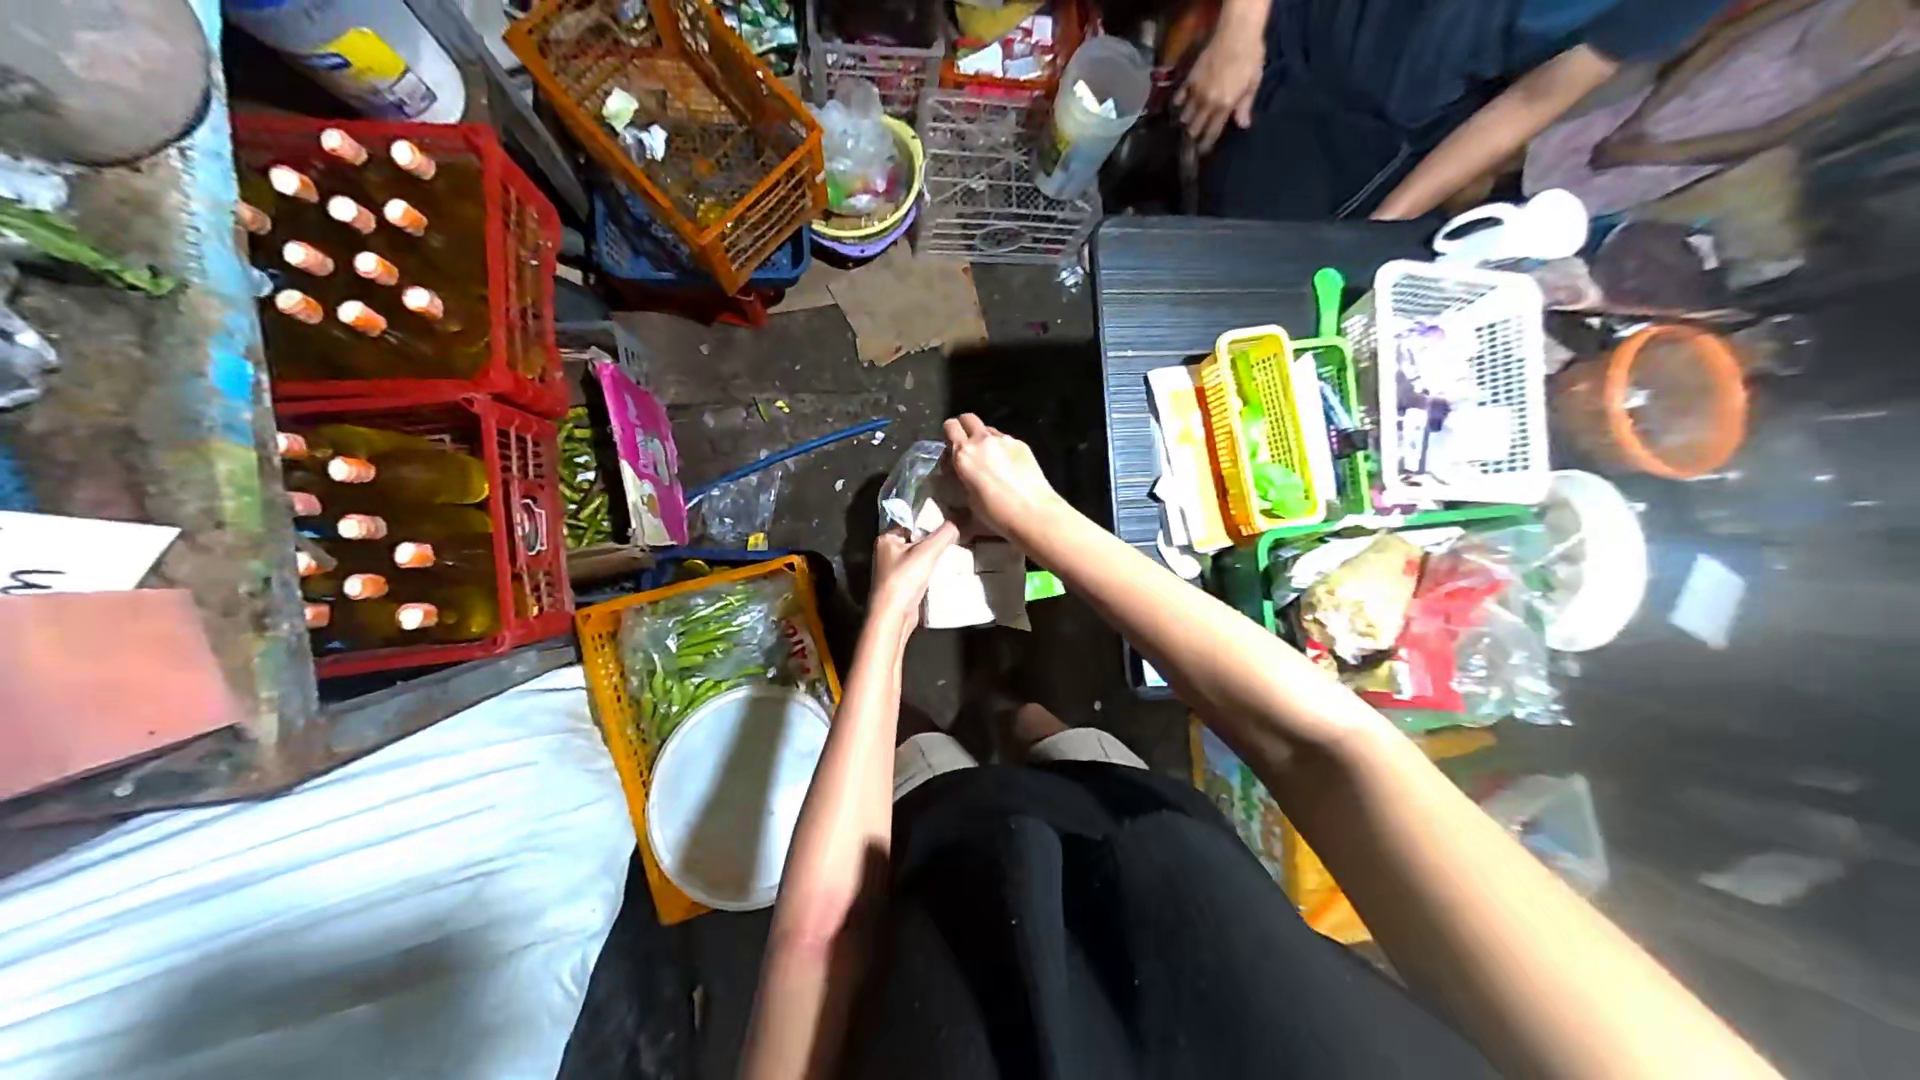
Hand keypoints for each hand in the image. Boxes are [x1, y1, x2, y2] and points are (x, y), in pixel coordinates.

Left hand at [870, 522, 958, 636]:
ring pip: (919, 557)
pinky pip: (920, 572)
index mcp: (886, 539)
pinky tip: (944, 572)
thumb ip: (944, 534)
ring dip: (934, 558)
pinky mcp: (901, 585)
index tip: (949, 527)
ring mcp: (894, 570)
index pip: (911, 523)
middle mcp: (887, 552)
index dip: (929, 524)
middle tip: (954, 542)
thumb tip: (957, 523)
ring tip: (952, 555)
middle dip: (934, 542)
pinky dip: (931, 572)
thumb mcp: (928, 551)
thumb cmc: (905, 578)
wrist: (894, 615)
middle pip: (917, 540)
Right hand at [942, 413, 1064, 541]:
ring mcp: (1004, 440)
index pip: (950, 427)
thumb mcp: (968, 500)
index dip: (948, 435)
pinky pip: (1005, 440)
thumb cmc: (996, 513)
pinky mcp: (1021, 444)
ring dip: (983, 439)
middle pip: (968, 418)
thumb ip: (960, 479)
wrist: (1033, 512)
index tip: (951, 448)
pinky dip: (1001, 448)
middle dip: (964, 428)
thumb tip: (960, 472)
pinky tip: (1008, 468)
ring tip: (990, 461)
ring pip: (987, 429)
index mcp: (963, 454)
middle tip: (966, 446)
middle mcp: (982, 441)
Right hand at [1176, 31, 1263, 152]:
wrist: (1237, 33)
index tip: (1202, 152)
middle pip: (1194, 129)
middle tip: (1194, 139)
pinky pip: (1179, 97)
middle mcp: (1207, 104)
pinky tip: (1181, 104)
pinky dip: (1179, 103)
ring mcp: (1196, 92)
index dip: (1205, 146)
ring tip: (1188, 122)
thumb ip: (1245, 106)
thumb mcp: (1253, 83)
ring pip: (1185, 117)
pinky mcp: (1189, 80)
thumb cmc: (1250, 56)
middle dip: (1194, 136)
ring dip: (1187, 121)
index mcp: (1224, 107)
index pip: (1211, 134)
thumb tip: (1243, 126)